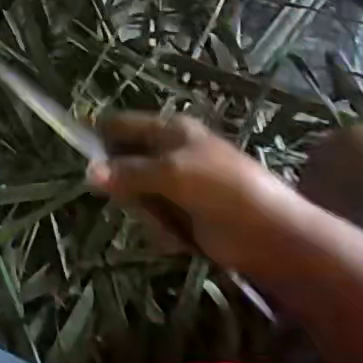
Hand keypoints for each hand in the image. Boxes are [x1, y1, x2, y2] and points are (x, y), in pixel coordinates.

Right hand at [86, 112, 312, 270]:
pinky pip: (153, 214)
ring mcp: (178, 183)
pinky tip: (174, 236)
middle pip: (122, 160)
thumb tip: (87, 173)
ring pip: (135, 191)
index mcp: (169, 130)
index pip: (119, 124)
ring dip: (143, 210)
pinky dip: (159, 226)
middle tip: (133, 199)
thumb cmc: (223, 190)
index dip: (100, 137)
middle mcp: (170, 151)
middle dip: (123, 182)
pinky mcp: (185, 212)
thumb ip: (127, 172)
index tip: (86, 160)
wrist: (276, 237)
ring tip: (162, 223)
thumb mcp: (171, 173)